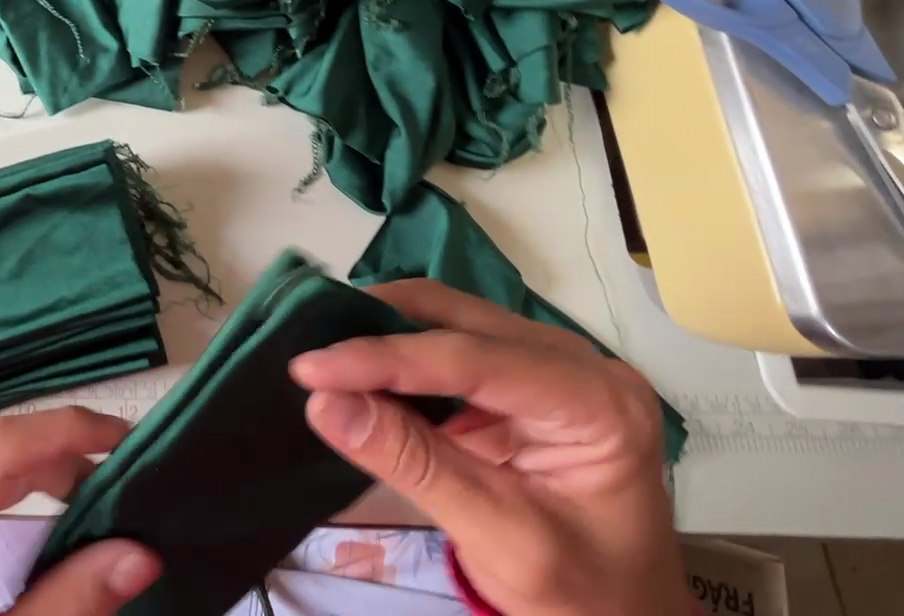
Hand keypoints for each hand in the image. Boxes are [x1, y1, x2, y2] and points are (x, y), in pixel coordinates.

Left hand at [0, 407, 161, 615]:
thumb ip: (70, 602)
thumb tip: (141, 555)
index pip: (3, 447)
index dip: (67, 430)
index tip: (125, 437)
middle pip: (2, 450)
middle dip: (71, 453)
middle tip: (129, 476)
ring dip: (52, 468)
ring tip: (104, 492)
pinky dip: (28, 483)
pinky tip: (62, 501)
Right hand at [290, 280, 689, 615]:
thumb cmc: (579, 595)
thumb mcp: (498, 539)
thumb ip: (412, 463)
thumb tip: (323, 403)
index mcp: (596, 403)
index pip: (472, 359)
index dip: (384, 358)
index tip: (308, 368)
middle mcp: (575, 361)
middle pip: (456, 316)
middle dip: (375, 327)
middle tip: (306, 350)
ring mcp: (546, 360)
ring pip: (444, 315)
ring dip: (378, 329)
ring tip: (321, 352)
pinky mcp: (515, 371)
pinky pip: (442, 338)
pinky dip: (394, 349)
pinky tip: (356, 366)